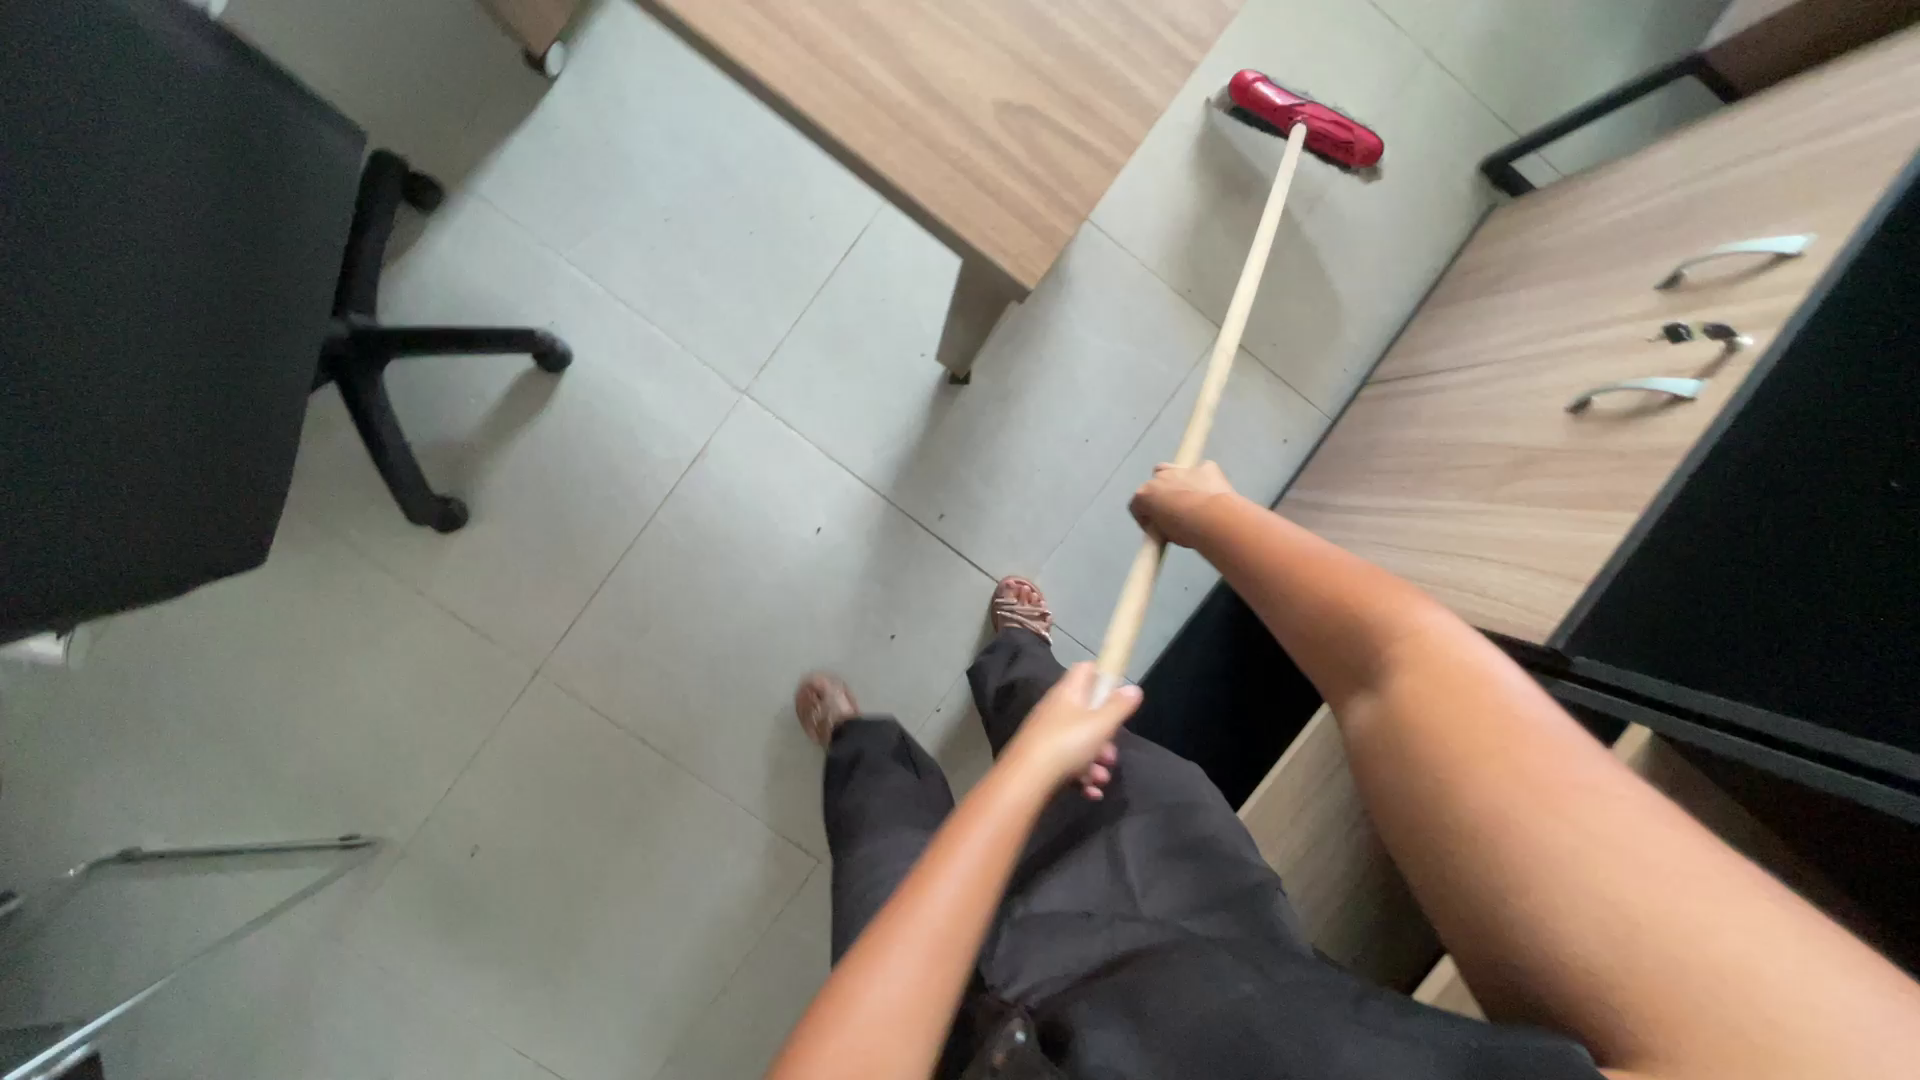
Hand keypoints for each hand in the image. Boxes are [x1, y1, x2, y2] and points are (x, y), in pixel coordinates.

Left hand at [1004, 664, 1142, 799]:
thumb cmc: (1067, 744)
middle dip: (1106, 735)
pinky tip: (1091, 791)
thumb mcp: (1101, 724)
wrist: (1025, 779)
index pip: (1086, 670)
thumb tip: (1133, 688)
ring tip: (1101, 777)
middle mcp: (1056, 709)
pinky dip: (1082, 776)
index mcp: (1068, 693)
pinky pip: (1069, 763)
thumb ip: (1119, 706)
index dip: (1104, 675)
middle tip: (1111, 754)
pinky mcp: (1043, 758)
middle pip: (1088, 712)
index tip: (1118, 694)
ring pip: (1081, 742)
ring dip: (1096, 762)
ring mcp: (1048, 734)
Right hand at [1130, 461, 1237, 548]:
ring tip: (1189, 499)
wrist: (1215, 519)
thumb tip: (1165, 526)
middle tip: (1173, 513)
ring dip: (1176, 482)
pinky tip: (1211, 494)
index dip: (1145, 518)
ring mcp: (1181, 469)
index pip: (1136, 506)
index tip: (1155, 529)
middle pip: (1154, 485)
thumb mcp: (1164, 536)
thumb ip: (1160, 526)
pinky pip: (1201, 472)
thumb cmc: (1185, 531)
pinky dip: (1203, 480)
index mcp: (1144, 495)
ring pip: (1172, 471)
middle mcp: (1159, 478)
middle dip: (1160, 497)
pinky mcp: (1205, 467)